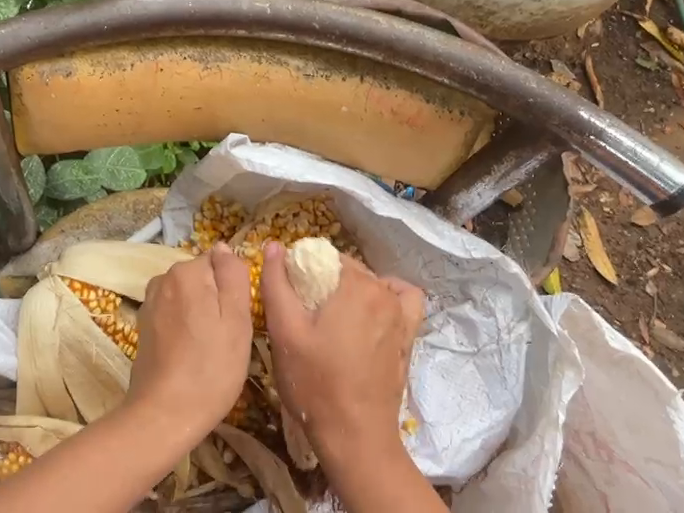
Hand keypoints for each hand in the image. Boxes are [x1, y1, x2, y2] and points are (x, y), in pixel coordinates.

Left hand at [123, 244, 254, 438]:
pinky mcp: (144, 324)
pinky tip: (190, 355)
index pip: (220, 263)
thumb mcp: (237, 320)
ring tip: (209, 349)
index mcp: (186, 272)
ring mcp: (150, 301)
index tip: (236, 321)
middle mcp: (163, 278)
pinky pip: (174, 314)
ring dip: (200, 315)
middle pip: (202, 279)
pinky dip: (184, 328)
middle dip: (216, 302)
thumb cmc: (210, 368)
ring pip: (188, 297)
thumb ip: (233, 277)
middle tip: (226, 338)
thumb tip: (224, 248)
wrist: (164, 413)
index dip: (233, 291)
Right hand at [260, 240, 425, 465]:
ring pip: (372, 284)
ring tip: (333, 316)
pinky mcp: (408, 340)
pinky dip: (389, 299)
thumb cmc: (315, 383)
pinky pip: (403, 302)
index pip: (325, 256)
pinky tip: (369, 315)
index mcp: (357, 285)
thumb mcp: (283, 330)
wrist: (355, 438)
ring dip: (353, 290)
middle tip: (305, 313)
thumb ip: (276, 282)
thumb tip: (274, 244)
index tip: (290, 296)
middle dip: (326, 281)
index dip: (304, 270)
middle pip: (348, 269)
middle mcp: (384, 294)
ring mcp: (401, 317)